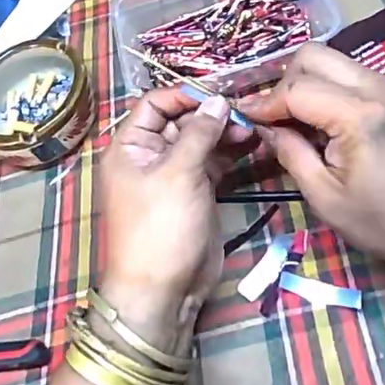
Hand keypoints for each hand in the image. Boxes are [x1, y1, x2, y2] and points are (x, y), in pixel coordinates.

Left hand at [98, 88, 256, 344]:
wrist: (163, 290)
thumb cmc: (160, 226)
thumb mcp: (177, 174)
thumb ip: (199, 134)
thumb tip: (218, 101)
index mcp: (129, 147)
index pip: (154, 105)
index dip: (184, 96)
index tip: (219, 94)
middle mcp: (148, 156)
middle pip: (180, 121)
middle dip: (211, 115)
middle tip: (246, 113)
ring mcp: (173, 175)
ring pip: (200, 142)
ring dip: (225, 133)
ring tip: (254, 129)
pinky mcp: (194, 192)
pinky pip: (212, 164)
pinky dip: (230, 154)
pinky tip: (254, 145)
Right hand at [238, 44, 384, 277]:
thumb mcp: (326, 198)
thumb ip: (290, 154)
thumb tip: (265, 128)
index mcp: (358, 114)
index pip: (295, 88)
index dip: (264, 102)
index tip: (244, 118)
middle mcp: (377, 86)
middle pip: (312, 56)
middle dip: (284, 82)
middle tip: (274, 118)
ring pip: (332, 60)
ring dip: (306, 83)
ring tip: (296, 122)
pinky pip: (351, 75)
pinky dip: (328, 88)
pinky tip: (324, 123)